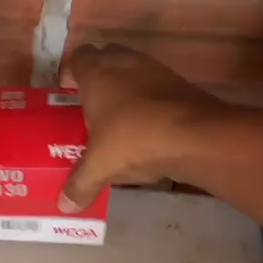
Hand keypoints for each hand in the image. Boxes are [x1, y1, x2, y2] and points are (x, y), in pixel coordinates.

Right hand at [59, 43, 229, 211]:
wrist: (198, 136)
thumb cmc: (134, 140)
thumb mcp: (100, 167)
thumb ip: (79, 184)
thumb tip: (64, 207)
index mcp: (98, 74)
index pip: (77, 58)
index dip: (69, 73)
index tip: (65, 93)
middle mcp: (125, 63)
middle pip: (105, 55)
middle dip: (96, 75)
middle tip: (87, 103)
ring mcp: (156, 71)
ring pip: (132, 69)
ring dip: (123, 86)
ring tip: (114, 116)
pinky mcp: (180, 84)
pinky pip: (154, 85)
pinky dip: (146, 99)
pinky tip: (144, 126)